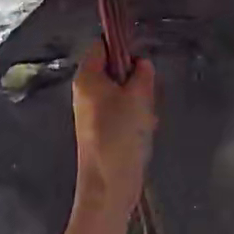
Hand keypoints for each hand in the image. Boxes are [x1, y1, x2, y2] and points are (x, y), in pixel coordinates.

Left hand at [71, 42, 155, 214]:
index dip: (122, 45)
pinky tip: (144, 132)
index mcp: (87, 78)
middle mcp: (86, 92)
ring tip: (146, 118)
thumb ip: (143, 73)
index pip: (102, 45)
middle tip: (146, 93)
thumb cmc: (120, 136)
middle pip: (114, 69)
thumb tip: (142, 64)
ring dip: (139, 100)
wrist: (108, 187)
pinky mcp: (103, 130)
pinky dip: (136, 118)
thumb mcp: (138, 97)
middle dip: (135, 78)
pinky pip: (122, 112)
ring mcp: (93, 113)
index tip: (142, 57)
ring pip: (122, 91)